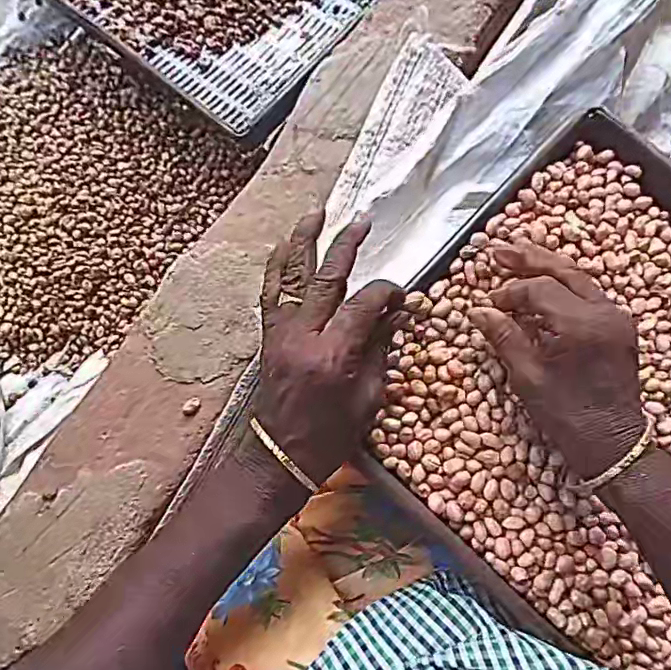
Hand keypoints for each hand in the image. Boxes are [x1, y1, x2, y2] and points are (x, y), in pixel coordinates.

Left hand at [253, 210, 403, 484]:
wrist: (278, 456)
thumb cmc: (329, 437)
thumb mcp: (367, 400)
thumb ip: (380, 351)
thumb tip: (395, 316)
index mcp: (333, 356)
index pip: (363, 305)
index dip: (386, 293)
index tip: (400, 296)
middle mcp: (304, 337)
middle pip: (326, 278)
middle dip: (347, 245)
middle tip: (362, 222)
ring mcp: (281, 334)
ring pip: (292, 276)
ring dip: (304, 241)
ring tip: (316, 213)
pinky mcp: (269, 337)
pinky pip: (272, 293)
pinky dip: (278, 267)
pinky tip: (285, 247)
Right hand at [466, 241, 646, 479]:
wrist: (613, 442)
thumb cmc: (568, 417)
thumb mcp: (529, 379)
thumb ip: (505, 338)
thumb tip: (479, 311)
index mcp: (582, 326)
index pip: (540, 290)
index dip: (510, 293)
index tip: (488, 304)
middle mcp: (605, 314)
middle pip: (564, 271)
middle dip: (529, 259)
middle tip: (498, 250)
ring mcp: (617, 318)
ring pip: (579, 277)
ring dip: (548, 265)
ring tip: (519, 255)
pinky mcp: (619, 327)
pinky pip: (589, 294)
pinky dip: (564, 285)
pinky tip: (545, 284)